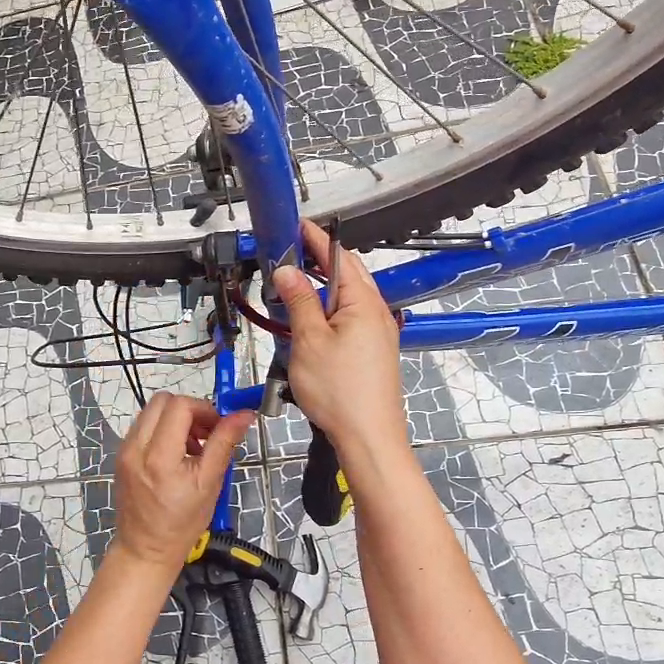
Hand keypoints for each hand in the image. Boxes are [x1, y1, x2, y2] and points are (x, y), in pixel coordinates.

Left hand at [113, 393, 255, 571]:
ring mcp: (124, 450)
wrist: (146, 549)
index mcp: (159, 456)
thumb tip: (244, 415)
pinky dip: (162, 431)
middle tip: (206, 434)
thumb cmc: (182, 523)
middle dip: (189, 411)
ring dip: (175, 420)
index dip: (204, 409)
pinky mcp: (122, 455)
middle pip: (162, 401)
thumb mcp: (210, 483)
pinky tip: (176, 455)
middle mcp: (136, 447)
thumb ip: (224, 443)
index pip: (179, 406)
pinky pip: (143, 428)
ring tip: (193, 447)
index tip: (218, 427)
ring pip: (151, 412)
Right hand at [271, 220, 406, 457]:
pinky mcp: (372, 351)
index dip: (315, 240)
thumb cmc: (341, 391)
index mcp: (364, 302)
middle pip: (346, 274)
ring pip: (346, 298)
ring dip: (320, 289)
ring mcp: (377, 333)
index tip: (296, 226)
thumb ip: (299, 301)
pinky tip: (309, 322)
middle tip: (288, 255)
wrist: (368, 436)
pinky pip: (349, 319)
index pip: (339, 256)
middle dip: (317, 262)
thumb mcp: (309, 340)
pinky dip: (327, 311)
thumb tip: (287, 271)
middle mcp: (377, 313)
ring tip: (292, 288)